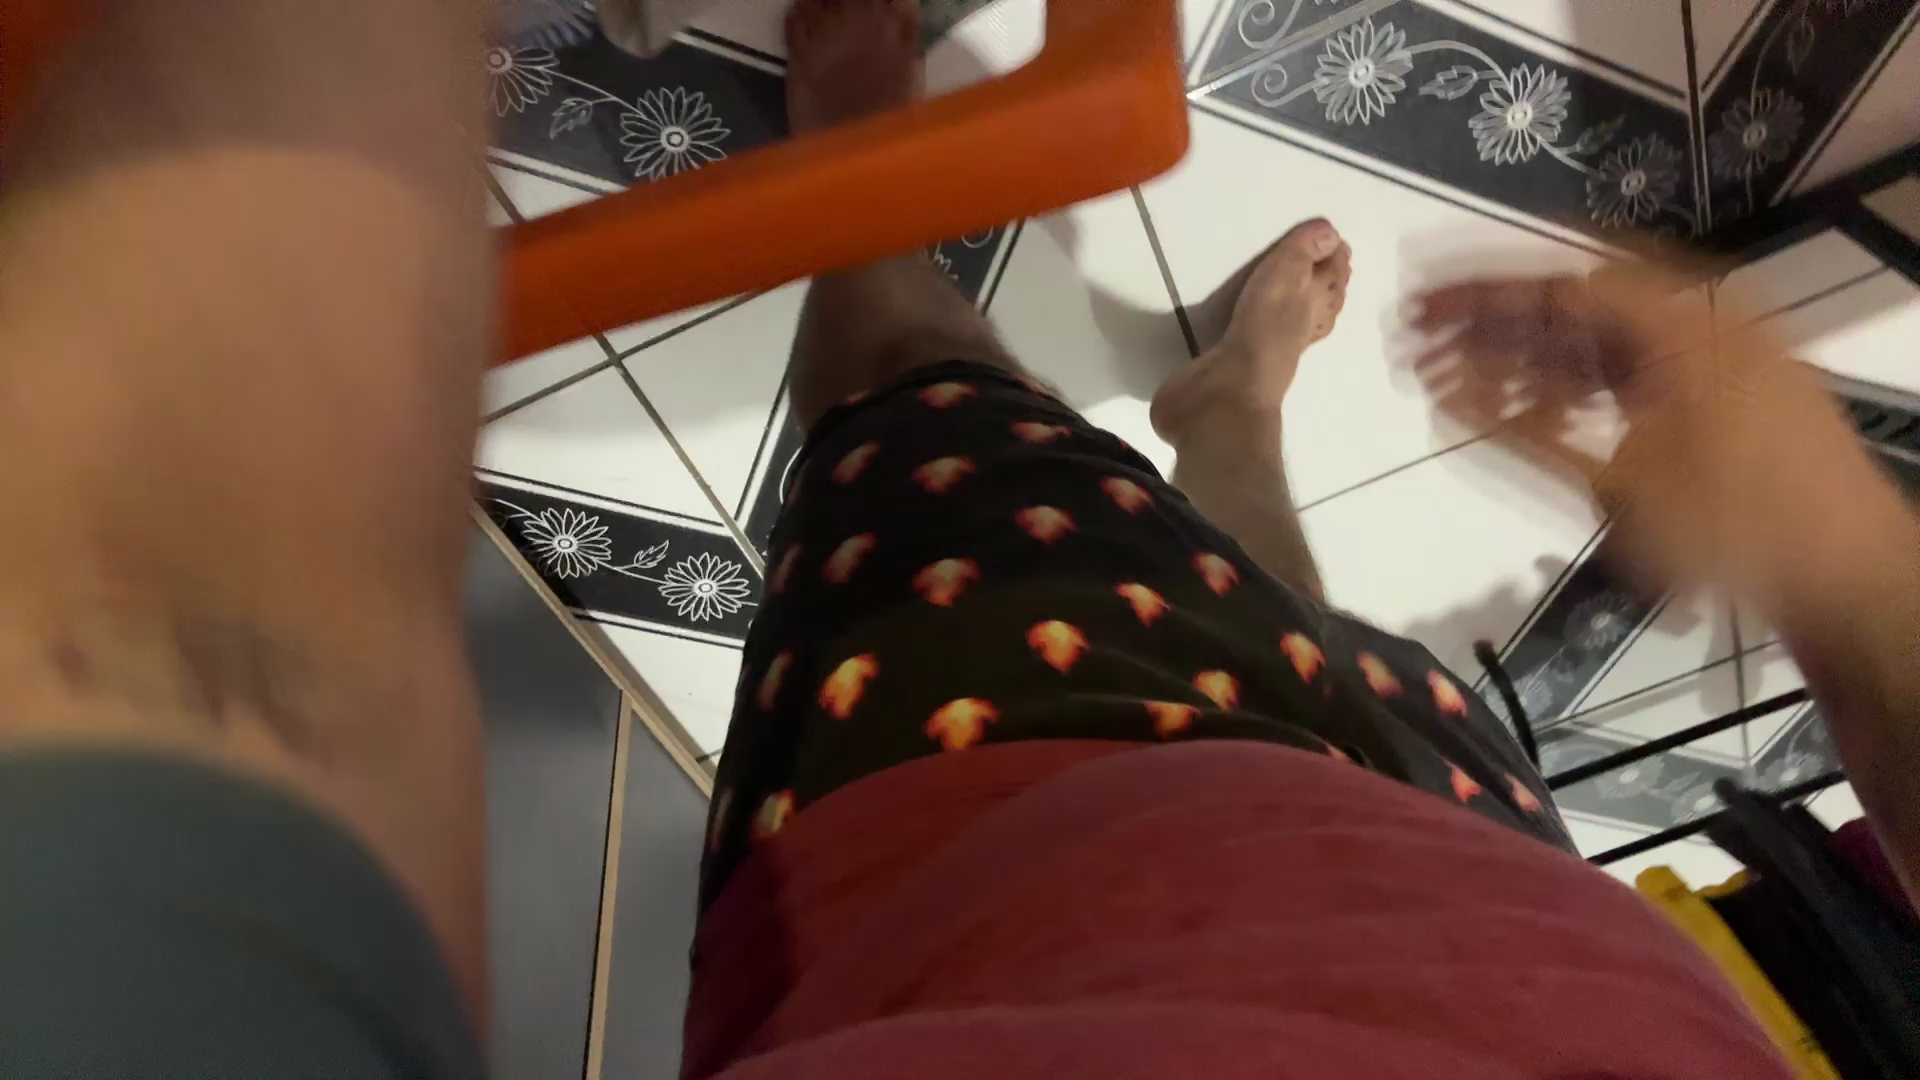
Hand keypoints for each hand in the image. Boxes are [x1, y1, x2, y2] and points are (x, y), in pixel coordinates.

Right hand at [1410, 261, 1873, 610]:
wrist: (1846, 578)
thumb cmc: (1737, 530)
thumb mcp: (1619, 482)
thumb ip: (1523, 433)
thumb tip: (1442, 393)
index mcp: (1686, 330)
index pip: (1563, 284)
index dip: (1482, 286)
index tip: (1420, 293)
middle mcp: (1690, 330)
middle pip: (1567, 307)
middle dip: (1483, 320)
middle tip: (1412, 335)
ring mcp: (1693, 364)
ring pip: (1581, 343)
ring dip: (1507, 356)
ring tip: (1436, 375)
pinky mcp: (1691, 397)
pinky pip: (1605, 376)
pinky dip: (1549, 386)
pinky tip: (1497, 402)